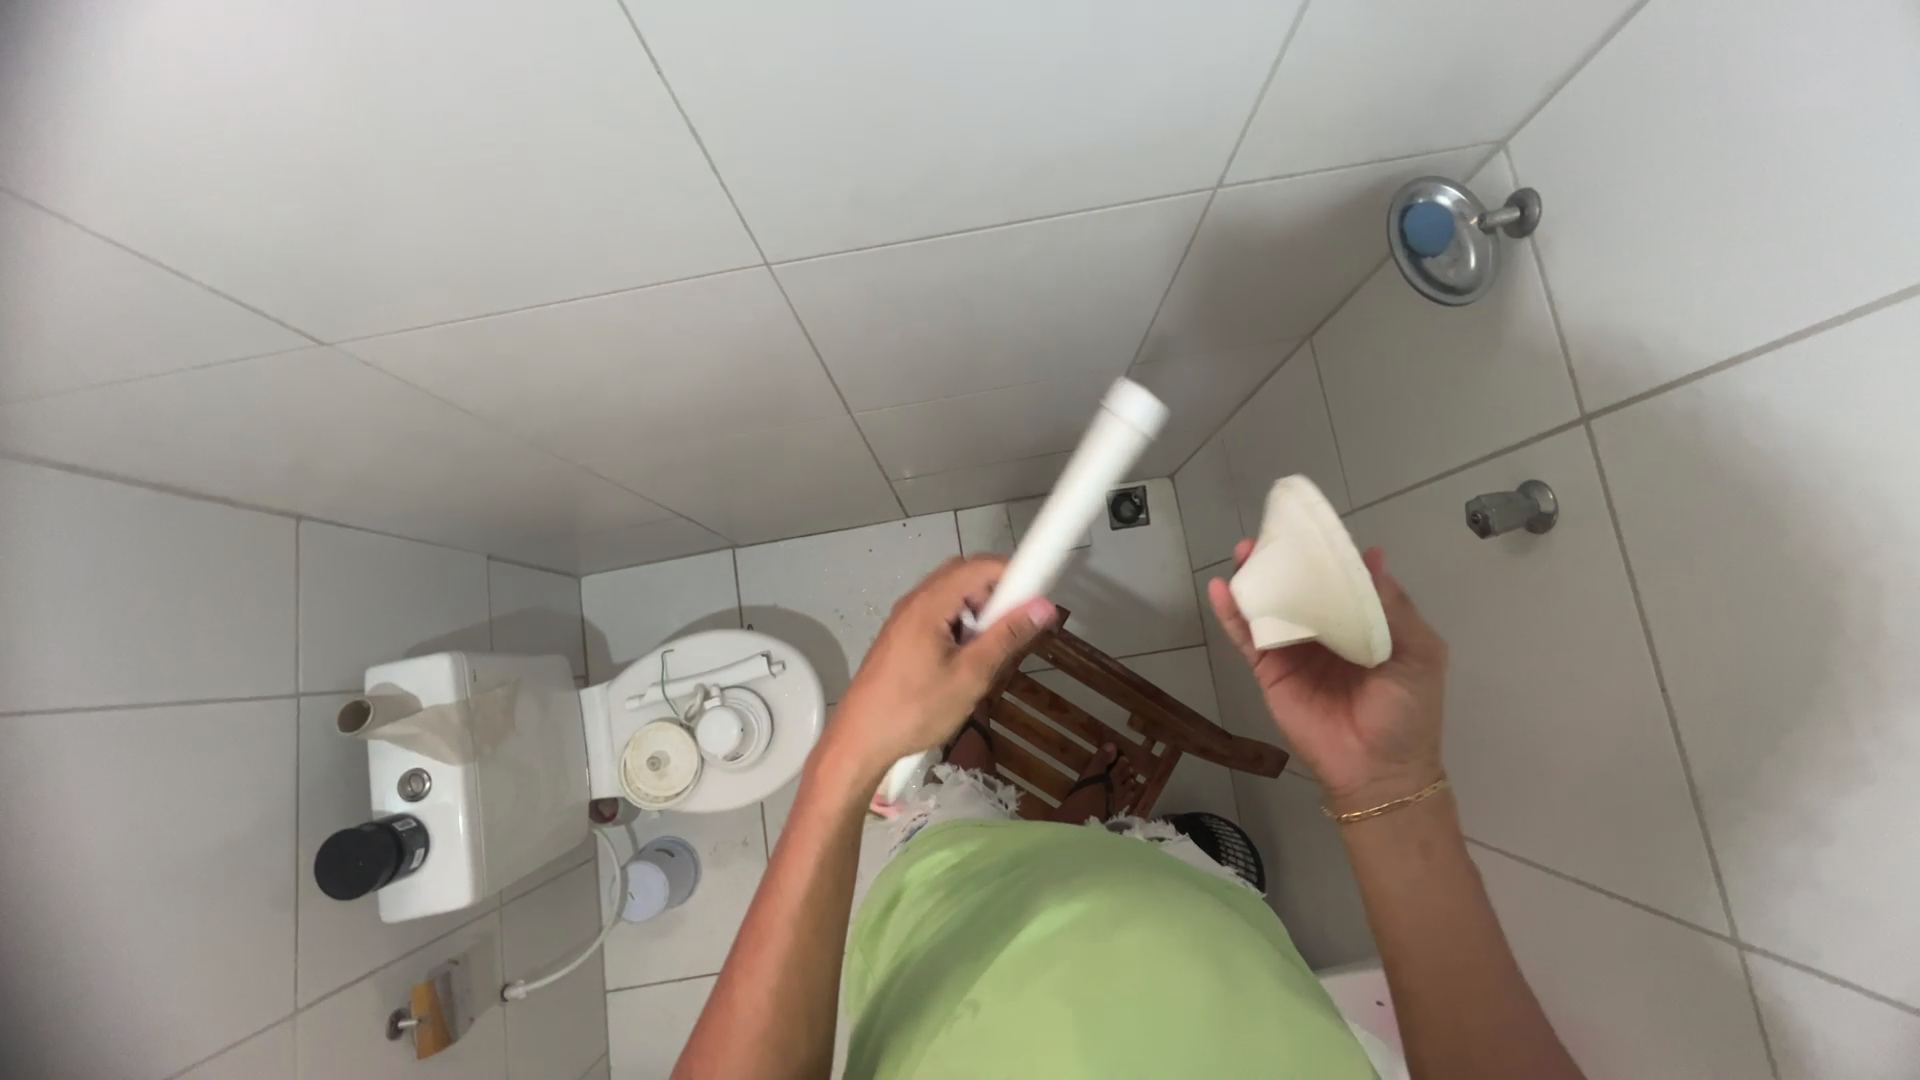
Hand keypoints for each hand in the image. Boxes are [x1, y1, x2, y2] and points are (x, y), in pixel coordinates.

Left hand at [818, 556, 1054, 780]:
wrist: (859, 741)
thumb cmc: (915, 710)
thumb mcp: (970, 676)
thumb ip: (1006, 637)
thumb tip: (1043, 607)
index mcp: (929, 604)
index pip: (980, 566)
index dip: (1014, 574)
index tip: (1036, 599)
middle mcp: (914, 602)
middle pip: (964, 575)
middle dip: (995, 595)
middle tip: (1009, 630)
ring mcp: (904, 619)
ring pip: (952, 597)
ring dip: (977, 615)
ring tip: (986, 654)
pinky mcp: (900, 637)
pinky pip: (938, 616)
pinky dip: (959, 628)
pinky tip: (963, 664)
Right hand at [1207, 542, 1447, 814]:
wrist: (1378, 769)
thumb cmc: (1408, 712)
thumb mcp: (1418, 654)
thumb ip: (1393, 609)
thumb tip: (1373, 558)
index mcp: (1363, 624)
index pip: (1340, 582)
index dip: (1325, 556)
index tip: (1311, 530)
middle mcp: (1325, 631)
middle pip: (1298, 588)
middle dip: (1282, 561)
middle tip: (1266, 537)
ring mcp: (1294, 650)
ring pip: (1269, 606)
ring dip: (1254, 579)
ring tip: (1242, 553)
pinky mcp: (1269, 671)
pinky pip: (1248, 637)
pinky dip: (1232, 614)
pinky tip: (1221, 590)